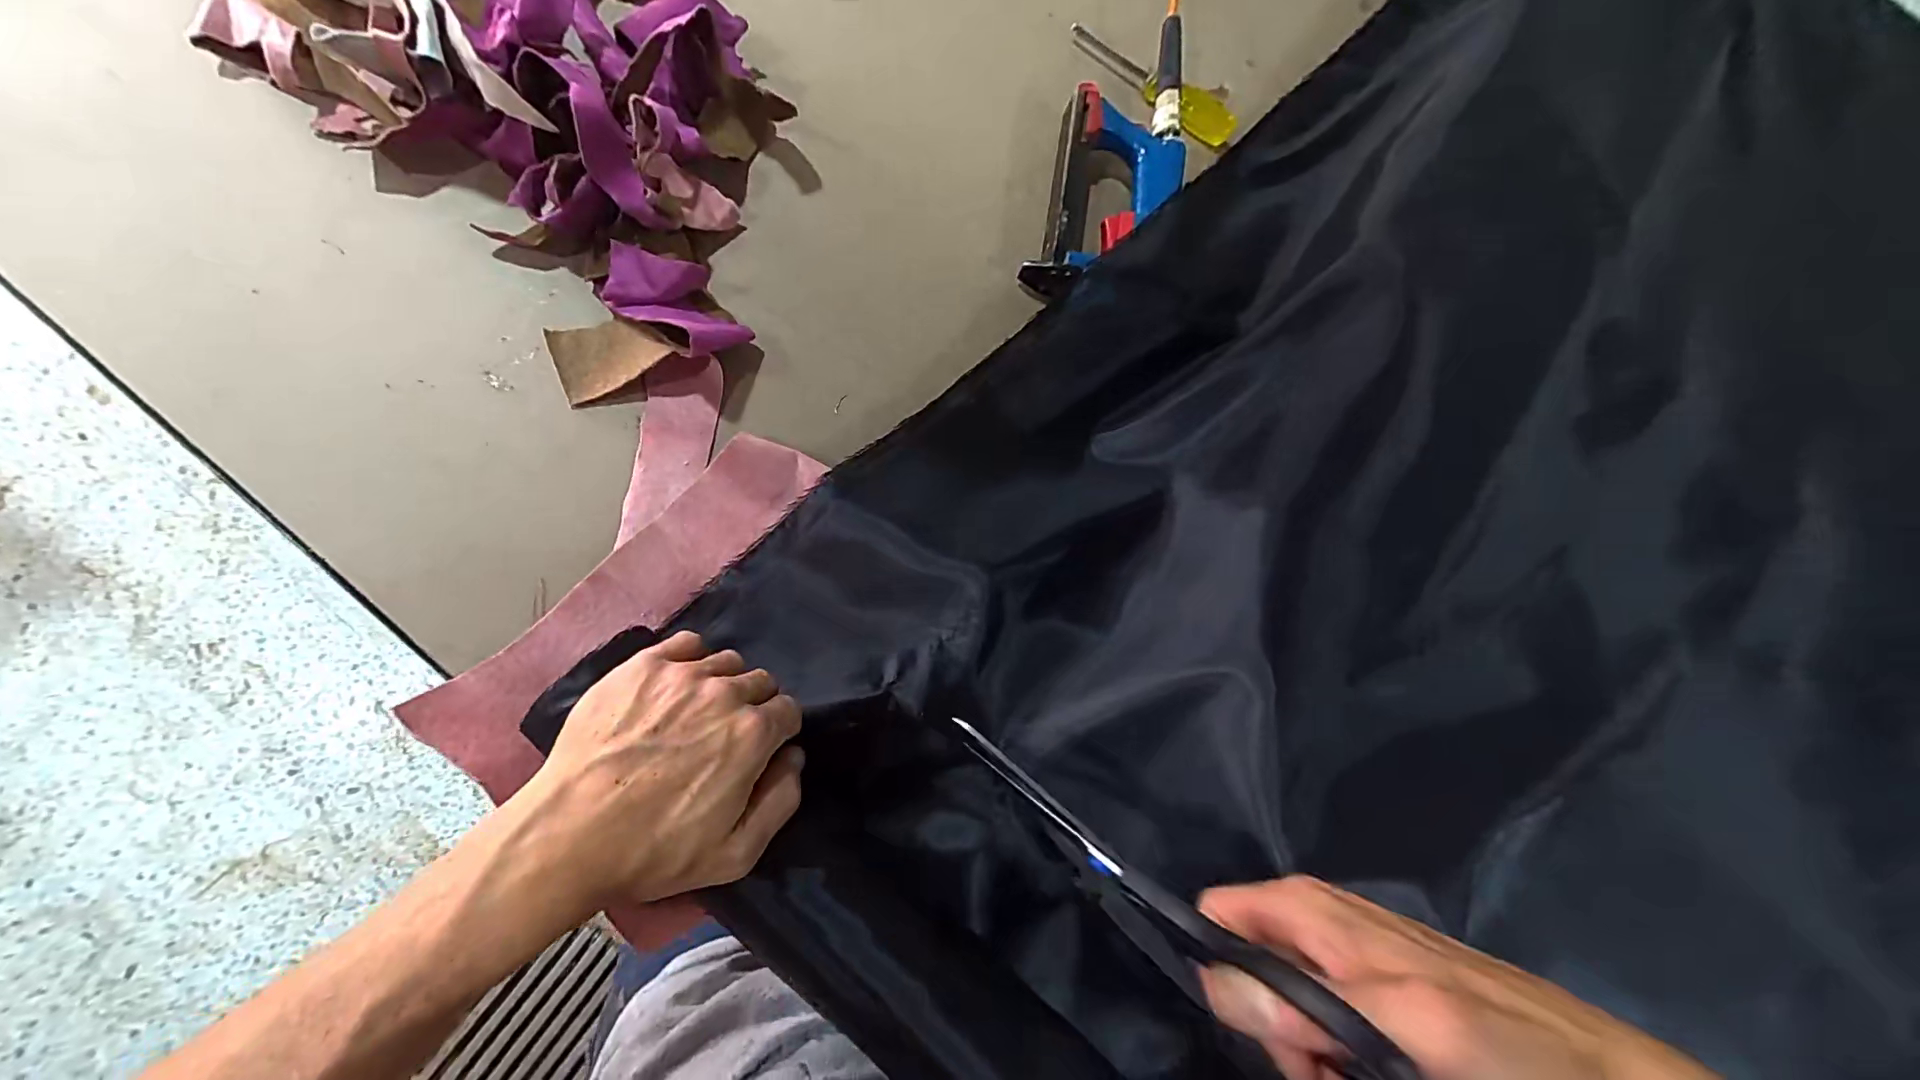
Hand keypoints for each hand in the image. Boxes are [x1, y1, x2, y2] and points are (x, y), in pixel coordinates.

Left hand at [509, 630, 803, 914]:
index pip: (788, 710)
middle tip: (726, 736)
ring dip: (725, 683)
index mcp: (753, 734)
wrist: (565, 836)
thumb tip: (794, 758)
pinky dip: (692, 659)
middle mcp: (724, 693)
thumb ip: (781, 801)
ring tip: (698, 711)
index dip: (779, 731)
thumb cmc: (652, 851)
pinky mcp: (642, 666)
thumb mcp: (734, 854)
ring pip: (727, 662)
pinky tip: (676, 687)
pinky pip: (687, 643)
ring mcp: (681, 674)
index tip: (760, 749)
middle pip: (761, 682)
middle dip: (755, 706)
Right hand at [1197, 877, 1718, 1079]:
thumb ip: (1309, 999)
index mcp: (1309, 908)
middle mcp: (1318, 927)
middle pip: (1245, 973)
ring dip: (1307, 1060)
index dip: (1224, 975)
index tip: (1268, 1034)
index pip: (1217, 915)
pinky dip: (1335, 1065)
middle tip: (1328, 1072)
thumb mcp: (1408, 1020)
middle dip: (1274, 1034)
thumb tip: (1211, 982)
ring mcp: (1349, 969)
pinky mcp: (1377, 1007)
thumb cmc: (1514, 1046)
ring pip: (1283, 1011)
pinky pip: (1324, 1034)